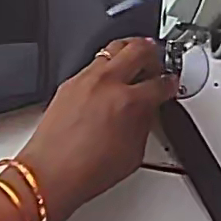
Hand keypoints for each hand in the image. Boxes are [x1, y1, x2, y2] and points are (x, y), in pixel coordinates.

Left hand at [15, 37, 176, 220]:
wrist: (51, 173)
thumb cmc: (87, 170)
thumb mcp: (133, 153)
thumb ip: (145, 123)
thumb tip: (148, 109)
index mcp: (129, 102)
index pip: (160, 83)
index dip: (170, 82)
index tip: (170, 83)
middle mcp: (108, 83)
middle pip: (139, 49)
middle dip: (154, 53)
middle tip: (157, 59)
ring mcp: (87, 78)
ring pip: (114, 47)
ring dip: (130, 49)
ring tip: (135, 56)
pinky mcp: (70, 81)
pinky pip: (94, 62)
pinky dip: (108, 63)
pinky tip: (110, 74)